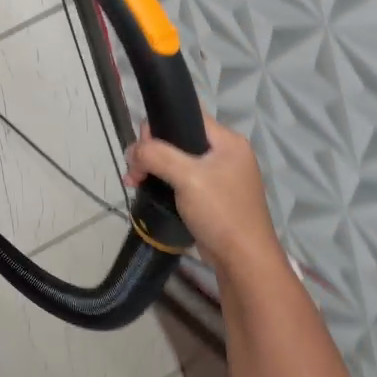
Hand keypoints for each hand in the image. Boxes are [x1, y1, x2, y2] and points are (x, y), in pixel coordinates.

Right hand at [126, 113, 278, 271]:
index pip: (186, 115)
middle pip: (175, 136)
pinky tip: (145, 189)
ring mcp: (219, 174)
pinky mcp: (210, 193)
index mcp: (228, 141)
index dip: (159, 125)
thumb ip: (155, 154)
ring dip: (151, 167)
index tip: (143, 147)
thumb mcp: (187, 177)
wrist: (244, 262)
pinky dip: (160, 180)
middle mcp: (225, 153)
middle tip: (136, 171)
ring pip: (173, 157)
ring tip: (135, 182)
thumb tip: (132, 151)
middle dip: (150, 151)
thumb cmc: (221, 212)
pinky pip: (178, 176)